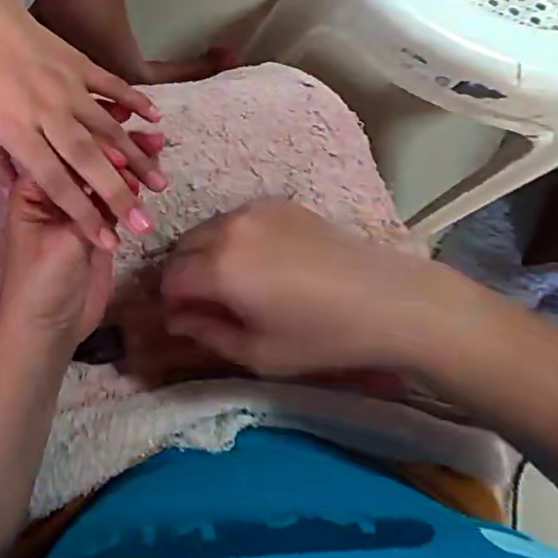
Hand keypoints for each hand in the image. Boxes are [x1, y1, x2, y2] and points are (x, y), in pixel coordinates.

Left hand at [0, 0, 164, 250]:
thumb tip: (18, 191)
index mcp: (18, 133)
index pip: (55, 182)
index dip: (82, 214)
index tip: (107, 240)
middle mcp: (48, 115)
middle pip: (88, 161)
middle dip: (119, 195)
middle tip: (146, 222)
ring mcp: (69, 88)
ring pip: (108, 128)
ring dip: (135, 157)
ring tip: (159, 181)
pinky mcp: (81, 64)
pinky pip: (113, 86)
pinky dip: (134, 102)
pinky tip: (154, 120)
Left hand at [0, 126, 162, 352]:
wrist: (45, 330)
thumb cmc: (38, 283)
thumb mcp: (61, 242)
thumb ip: (88, 209)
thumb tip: (114, 173)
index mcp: (33, 188)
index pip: (64, 154)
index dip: (93, 142)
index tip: (121, 129)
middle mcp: (55, 190)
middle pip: (88, 160)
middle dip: (118, 146)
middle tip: (149, 133)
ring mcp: (78, 207)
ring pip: (106, 176)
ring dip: (131, 162)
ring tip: (158, 145)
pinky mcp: (98, 224)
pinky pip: (117, 198)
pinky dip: (134, 186)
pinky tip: (152, 173)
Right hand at [161, 201, 469, 376]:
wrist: (388, 300)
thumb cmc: (322, 337)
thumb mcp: (259, 354)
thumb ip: (207, 333)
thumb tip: (175, 320)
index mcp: (219, 268)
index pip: (169, 278)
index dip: (170, 301)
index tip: (183, 317)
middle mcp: (228, 229)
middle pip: (182, 248)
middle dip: (183, 274)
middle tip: (204, 301)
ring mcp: (253, 210)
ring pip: (207, 229)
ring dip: (205, 253)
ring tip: (231, 280)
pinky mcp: (277, 203)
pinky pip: (236, 218)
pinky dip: (232, 237)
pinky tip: (259, 260)